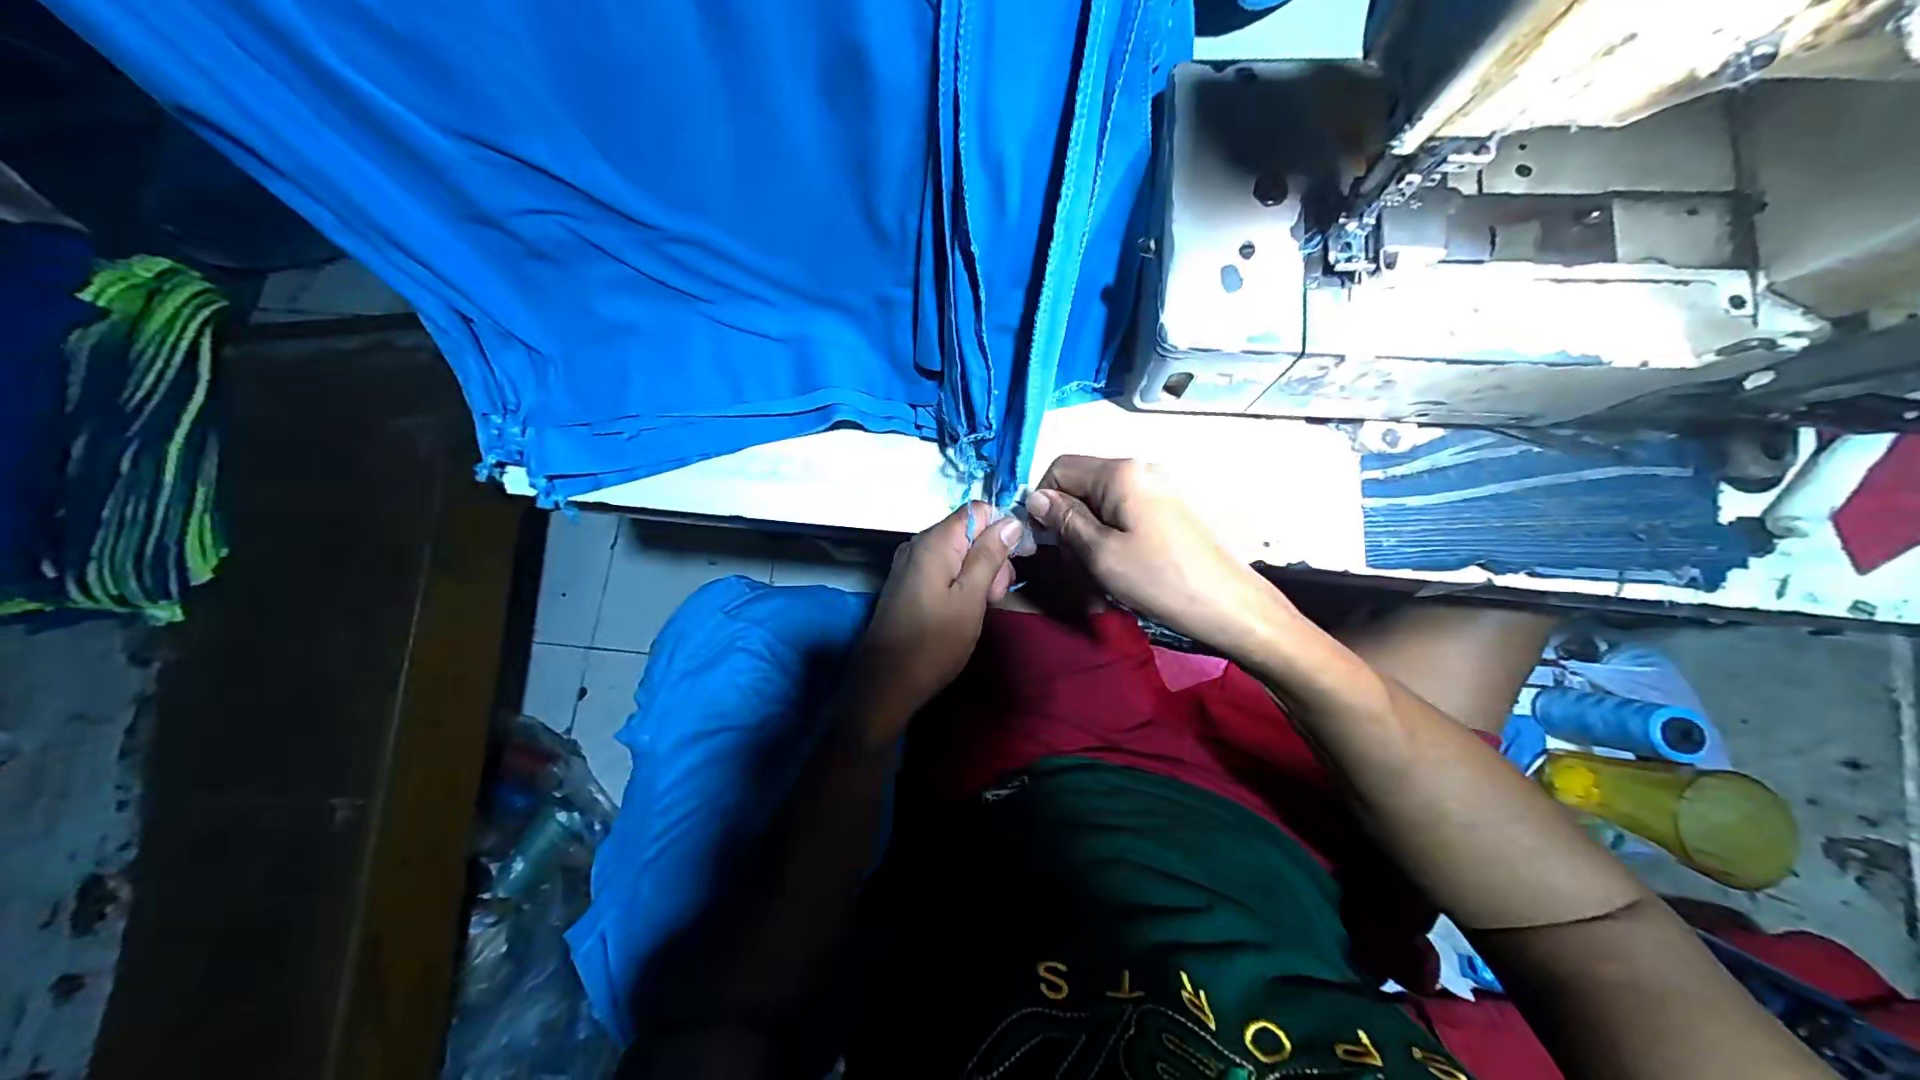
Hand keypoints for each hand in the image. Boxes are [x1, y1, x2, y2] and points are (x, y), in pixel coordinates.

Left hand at [840, 502, 1023, 741]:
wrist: (887, 683)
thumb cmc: (933, 643)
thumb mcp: (970, 599)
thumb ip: (989, 556)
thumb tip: (1010, 521)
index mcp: (934, 542)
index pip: (977, 511)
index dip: (1002, 528)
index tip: (1018, 558)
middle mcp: (918, 544)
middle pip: (968, 531)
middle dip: (991, 556)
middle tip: (996, 594)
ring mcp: (910, 564)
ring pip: (958, 552)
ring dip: (978, 572)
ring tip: (982, 606)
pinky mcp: (908, 583)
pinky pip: (943, 569)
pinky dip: (960, 582)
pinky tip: (965, 608)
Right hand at [1025, 456, 1295, 655]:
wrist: (1229, 607)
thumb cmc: (1160, 579)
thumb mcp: (1100, 553)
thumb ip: (1064, 519)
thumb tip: (1036, 498)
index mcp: (1121, 472)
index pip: (1059, 468)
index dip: (1042, 502)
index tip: (1041, 540)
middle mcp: (1139, 471)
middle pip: (1080, 487)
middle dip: (1067, 525)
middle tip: (1072, 567)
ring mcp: (1156, 490)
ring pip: (1099, 507)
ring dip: (1087, 540)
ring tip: (1096, 578)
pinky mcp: (1165, 512)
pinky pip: (1121, 518)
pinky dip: (1109, 542)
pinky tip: (1116, 573)